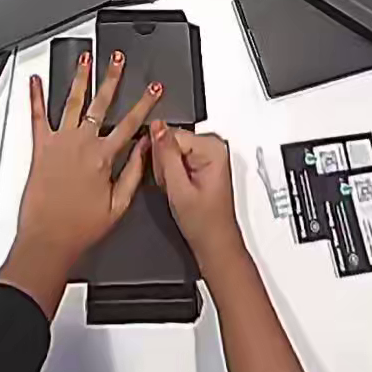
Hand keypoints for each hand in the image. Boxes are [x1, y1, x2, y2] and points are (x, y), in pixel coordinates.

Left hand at [0, 49, 163, 314]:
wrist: (48, 239)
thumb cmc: (80, 227)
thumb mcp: (118, 205)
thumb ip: (133, 172)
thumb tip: (145, 149)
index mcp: (103, 157)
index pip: (130, 123)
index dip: (145, 103)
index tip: (154, 88)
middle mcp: (81, 143)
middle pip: (101, 103)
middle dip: (111, 77)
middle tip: (117, 59)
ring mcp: (60, 141)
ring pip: (72, 101)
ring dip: (80, 78)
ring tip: (84, 59)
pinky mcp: (40, 146)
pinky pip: (37, 116)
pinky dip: (35, 96)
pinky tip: (35, 81)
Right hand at [150, 122, 241, 261]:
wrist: (215, 245)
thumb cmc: (204, 223)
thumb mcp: (178, 189)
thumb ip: (166, 155)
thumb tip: (156, 126)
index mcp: (212, 147)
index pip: (170, 134)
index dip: (161, 158)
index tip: (168, 178)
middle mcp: (212, 144)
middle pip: (170, 139)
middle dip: (164, 163)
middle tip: (174, 187)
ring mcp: (206, 151)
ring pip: (168, 147)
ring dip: (166, 169)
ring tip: (177, 189)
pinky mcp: (200, 158)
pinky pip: (173, 155)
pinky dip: (170, 172)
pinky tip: (178, 187)